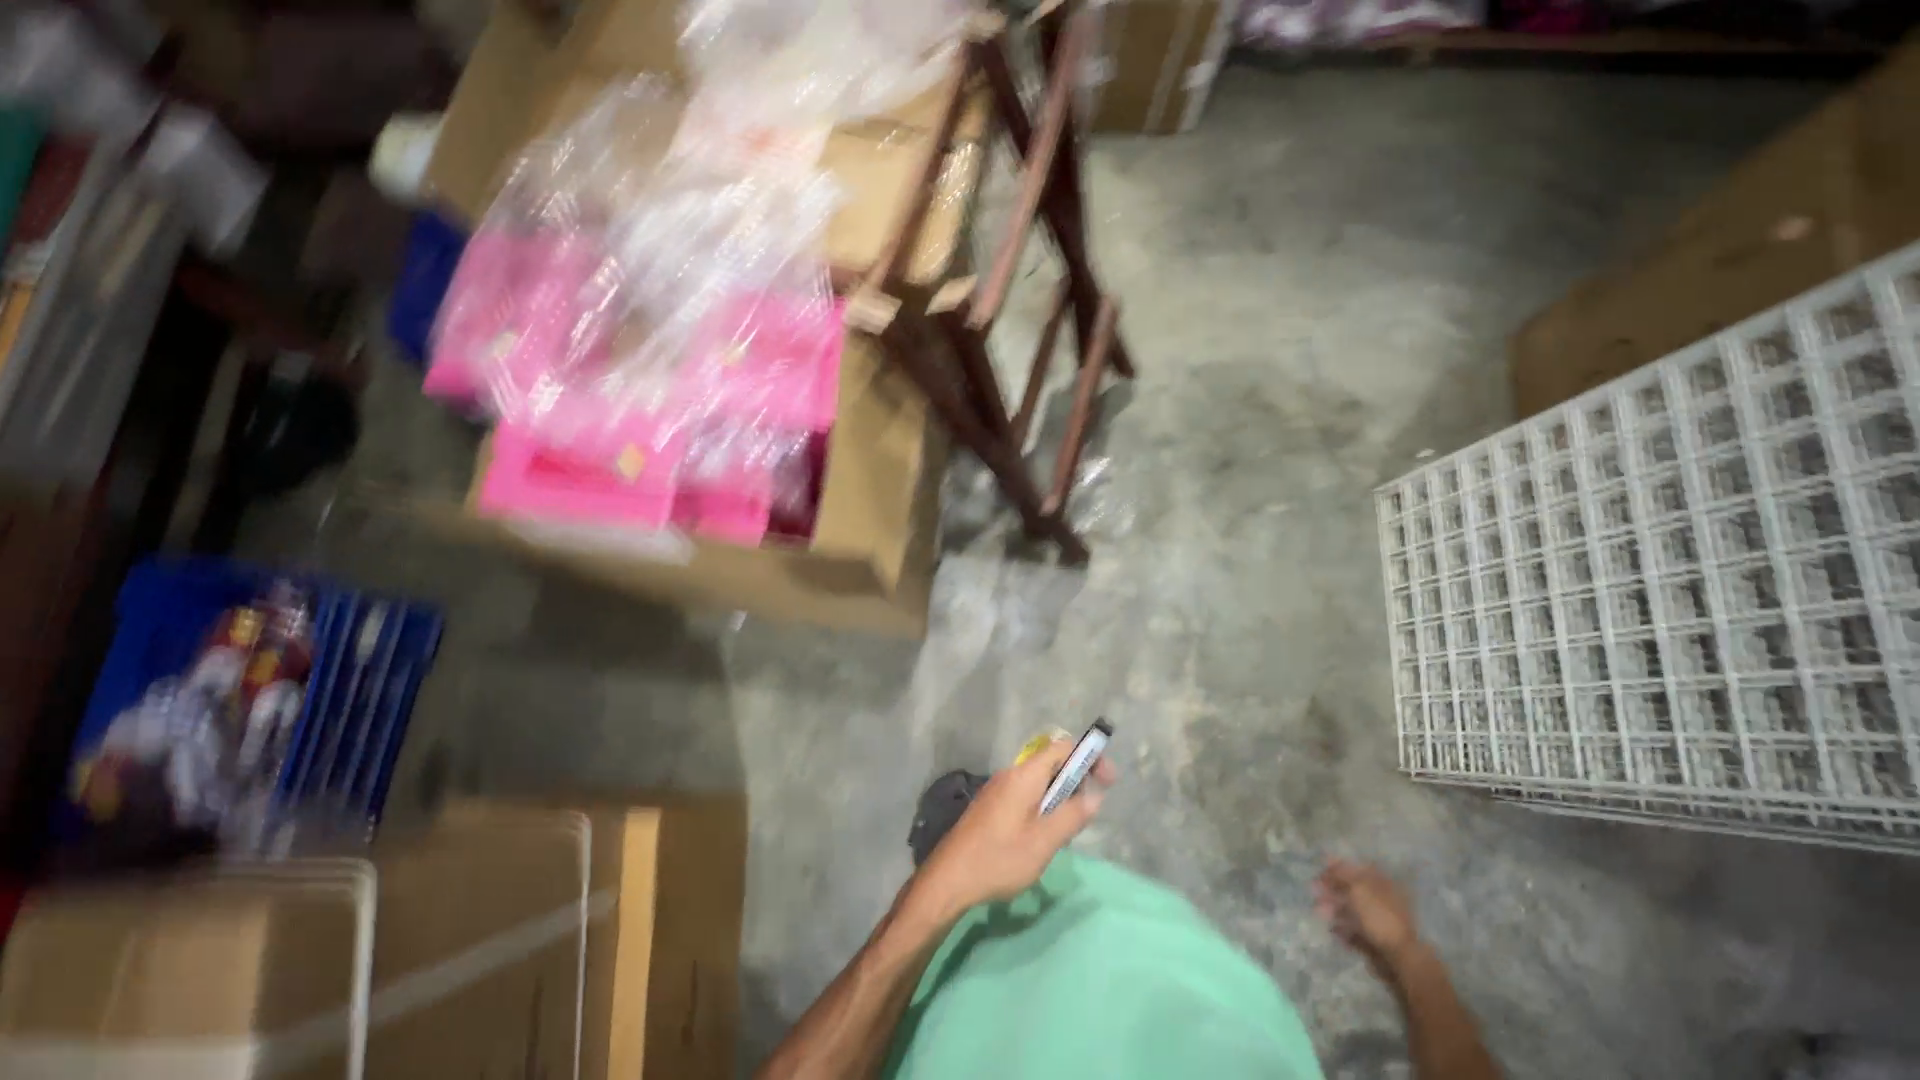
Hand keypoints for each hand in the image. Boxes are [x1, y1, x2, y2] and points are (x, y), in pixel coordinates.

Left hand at [905, 737, 1115, 922]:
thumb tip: (1094, 796)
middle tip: (1090, 809)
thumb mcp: (1044, 842)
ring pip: (1038, 783)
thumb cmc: (999, 859)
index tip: (1108, 780)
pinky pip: (1025, 796)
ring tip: (1068, 828)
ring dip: (1059, 797)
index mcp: (1023, 776)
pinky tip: (1042, 836)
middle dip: (1076, 780)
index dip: (1089, 757)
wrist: (948, 880)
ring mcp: (997, 791)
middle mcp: (1009, 775)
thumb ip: (1071, 816)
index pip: (1062, 748)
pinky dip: (1042, 807)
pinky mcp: (990, 808)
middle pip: (1051, 764)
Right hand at [1314, 857, 1422, 978]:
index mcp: (1384, 885)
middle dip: (1332, 889)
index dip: (1339, 867)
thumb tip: (1330, 860)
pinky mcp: (1374, 941)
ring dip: (1334, 909)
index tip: (1321, 868)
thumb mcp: (1358, 888)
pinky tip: (1332, 929)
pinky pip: (1355, 931)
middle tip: (1314, 890)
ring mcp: (1379, 922)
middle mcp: (1383, 901)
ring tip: (1318, 912)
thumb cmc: (1378, 916)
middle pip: (1353, 890)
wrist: (1396, 956)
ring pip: (1352, 911)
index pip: (1359, 869)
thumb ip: (1343, 874)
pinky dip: (1342, 929)